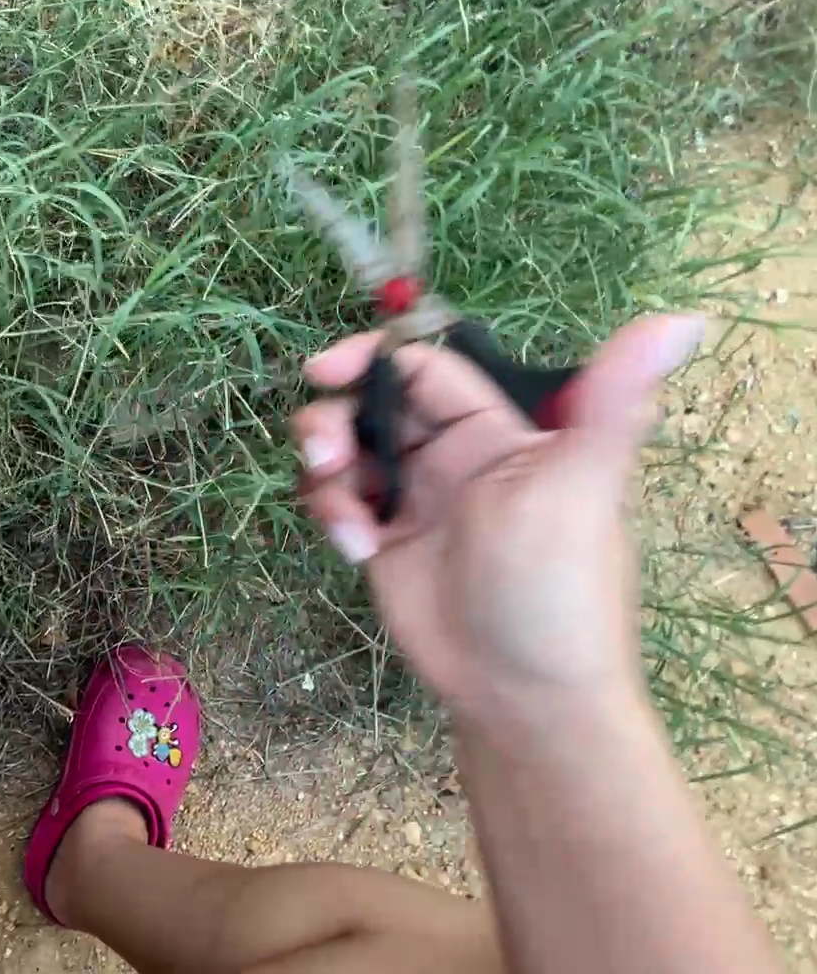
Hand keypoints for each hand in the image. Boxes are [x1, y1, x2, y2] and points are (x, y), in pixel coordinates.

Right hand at [290, 314, 702, 719]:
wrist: (514, 685)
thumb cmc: (553, 583)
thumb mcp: (579, 489)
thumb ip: (611, 406)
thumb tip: (681, 319)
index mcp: (494, 435)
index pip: (422, 370)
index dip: (369, 360)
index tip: (322, 373)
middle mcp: (444, 458)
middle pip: (366, 408)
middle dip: (331, 424)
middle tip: (325, 456)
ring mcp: (406, 498)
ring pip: (339, 454)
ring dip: (326, 476)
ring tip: (349, 521)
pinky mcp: (375, 534)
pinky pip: (332, 501)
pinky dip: (331, 516)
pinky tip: (356, 549)